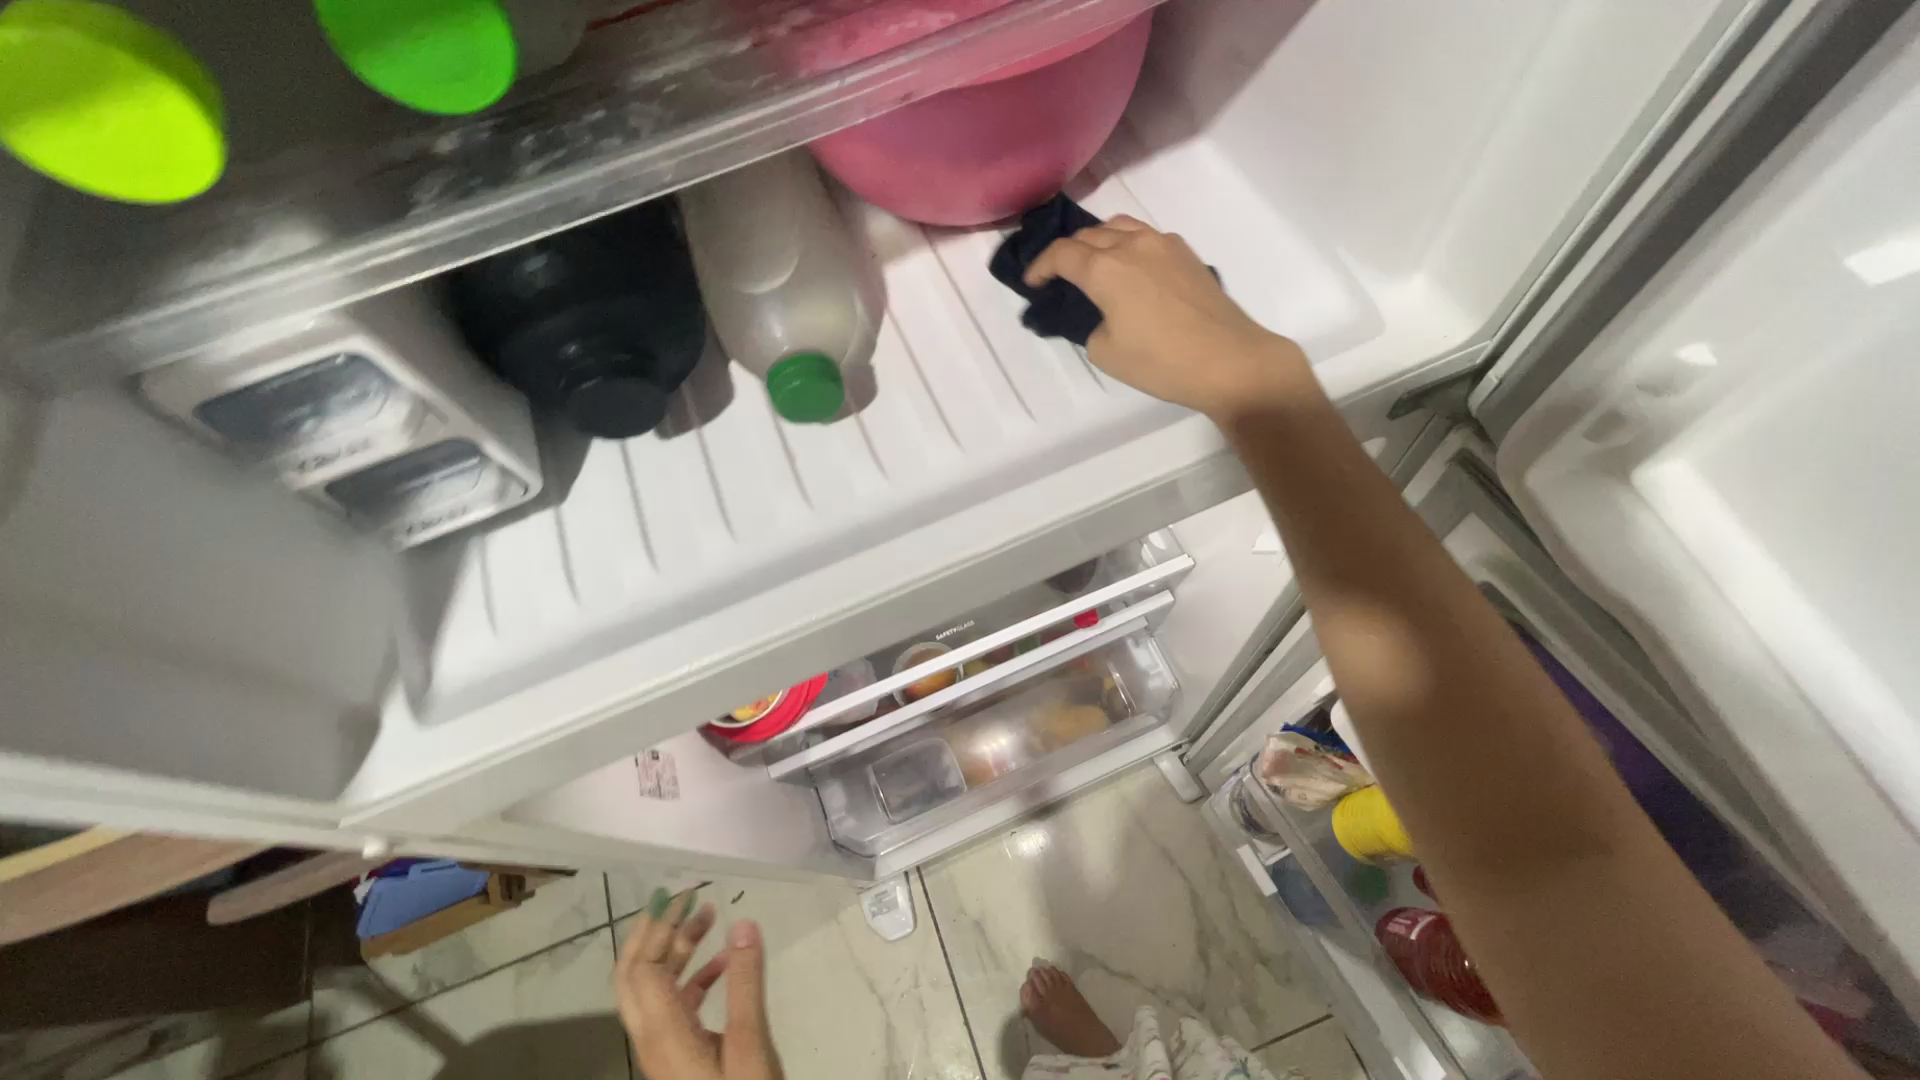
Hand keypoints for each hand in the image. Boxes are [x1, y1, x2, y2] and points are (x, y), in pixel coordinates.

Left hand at [614, 889, 782, 1079]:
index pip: (643, 970)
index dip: (656, 929)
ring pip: (653, 989)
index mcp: (664, 1034)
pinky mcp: (678, 1056)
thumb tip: (740, 923)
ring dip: (675, 951)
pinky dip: (693, 977)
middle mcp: (652, 1039)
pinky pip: (673, 1006)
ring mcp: (663, 1049)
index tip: (680, 896)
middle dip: (654, 933)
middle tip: (683, 900)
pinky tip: (723, 965)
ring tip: (709, 918)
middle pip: (634, 977)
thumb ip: (745, 983)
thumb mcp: (751, 1044)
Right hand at [1024, 216, 1313, 419]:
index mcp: (1104, 269)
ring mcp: (1163, 244)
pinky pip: (1145, 236)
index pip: (1061, 255)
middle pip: (1088, 236)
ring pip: (1119, 227)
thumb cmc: (1161, 362)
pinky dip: (1127, 244)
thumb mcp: (1106, 353)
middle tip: (1058, 276)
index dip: (1040, 267)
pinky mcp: (1186, 254)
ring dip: (1097, 241)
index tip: (1032, 283)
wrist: (1228, 360)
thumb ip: (1091, 325)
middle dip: (1066, 253)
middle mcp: (1131, 246)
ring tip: (1092, 262)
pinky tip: (1130, 268)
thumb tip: (1100, 314)